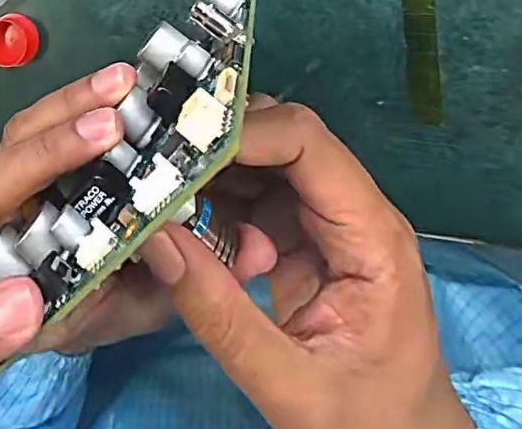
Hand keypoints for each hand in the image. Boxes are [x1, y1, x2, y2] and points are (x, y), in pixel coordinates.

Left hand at [0, 62, 180, 391]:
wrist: (72, 268)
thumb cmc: (89, 296)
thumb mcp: (129, 310)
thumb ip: (171, 286)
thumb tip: (252, 248)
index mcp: (8, 302)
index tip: (27, 307)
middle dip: (46, 157)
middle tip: (109, 129)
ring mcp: (5, 181)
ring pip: (14, 139)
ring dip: (66, 107)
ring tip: (120, 85)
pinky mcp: (23, 146)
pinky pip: (39, 119)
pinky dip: (77, 97)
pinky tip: (117, 81)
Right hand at [143, 96, 470, 428]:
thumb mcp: (294, 390)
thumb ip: (220, 316)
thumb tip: (152, 236)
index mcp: (369, 235)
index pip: (306, 141)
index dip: (242, 132)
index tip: (180, 150)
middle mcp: (346, 210)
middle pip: (277, 134)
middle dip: (215, 143)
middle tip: (159, 164)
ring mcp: (317, 218)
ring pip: (253, 157)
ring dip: (207, 173)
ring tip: (167, 199)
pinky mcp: (292, 233)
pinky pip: (242, 191)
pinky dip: (207, 200)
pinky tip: (187, 230)